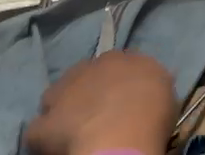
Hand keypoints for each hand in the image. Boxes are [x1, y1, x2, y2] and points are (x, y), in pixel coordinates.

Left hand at [26, 51, 175, 154]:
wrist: (121, 137)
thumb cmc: (150, 114)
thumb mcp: (166, 91)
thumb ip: (153, 84)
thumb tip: (149, 89)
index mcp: (123, 58)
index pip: (115, 63)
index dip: (115, 82)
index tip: (120, 97)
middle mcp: (92, 66)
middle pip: (83, 75)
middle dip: (86, 89)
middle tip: (96, 112)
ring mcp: (65, 91)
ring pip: (56, 95)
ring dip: (62, 107)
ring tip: (71, 128)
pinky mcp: (45, 121)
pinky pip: (39, 129)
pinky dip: (44, 137)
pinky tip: (55, 146)